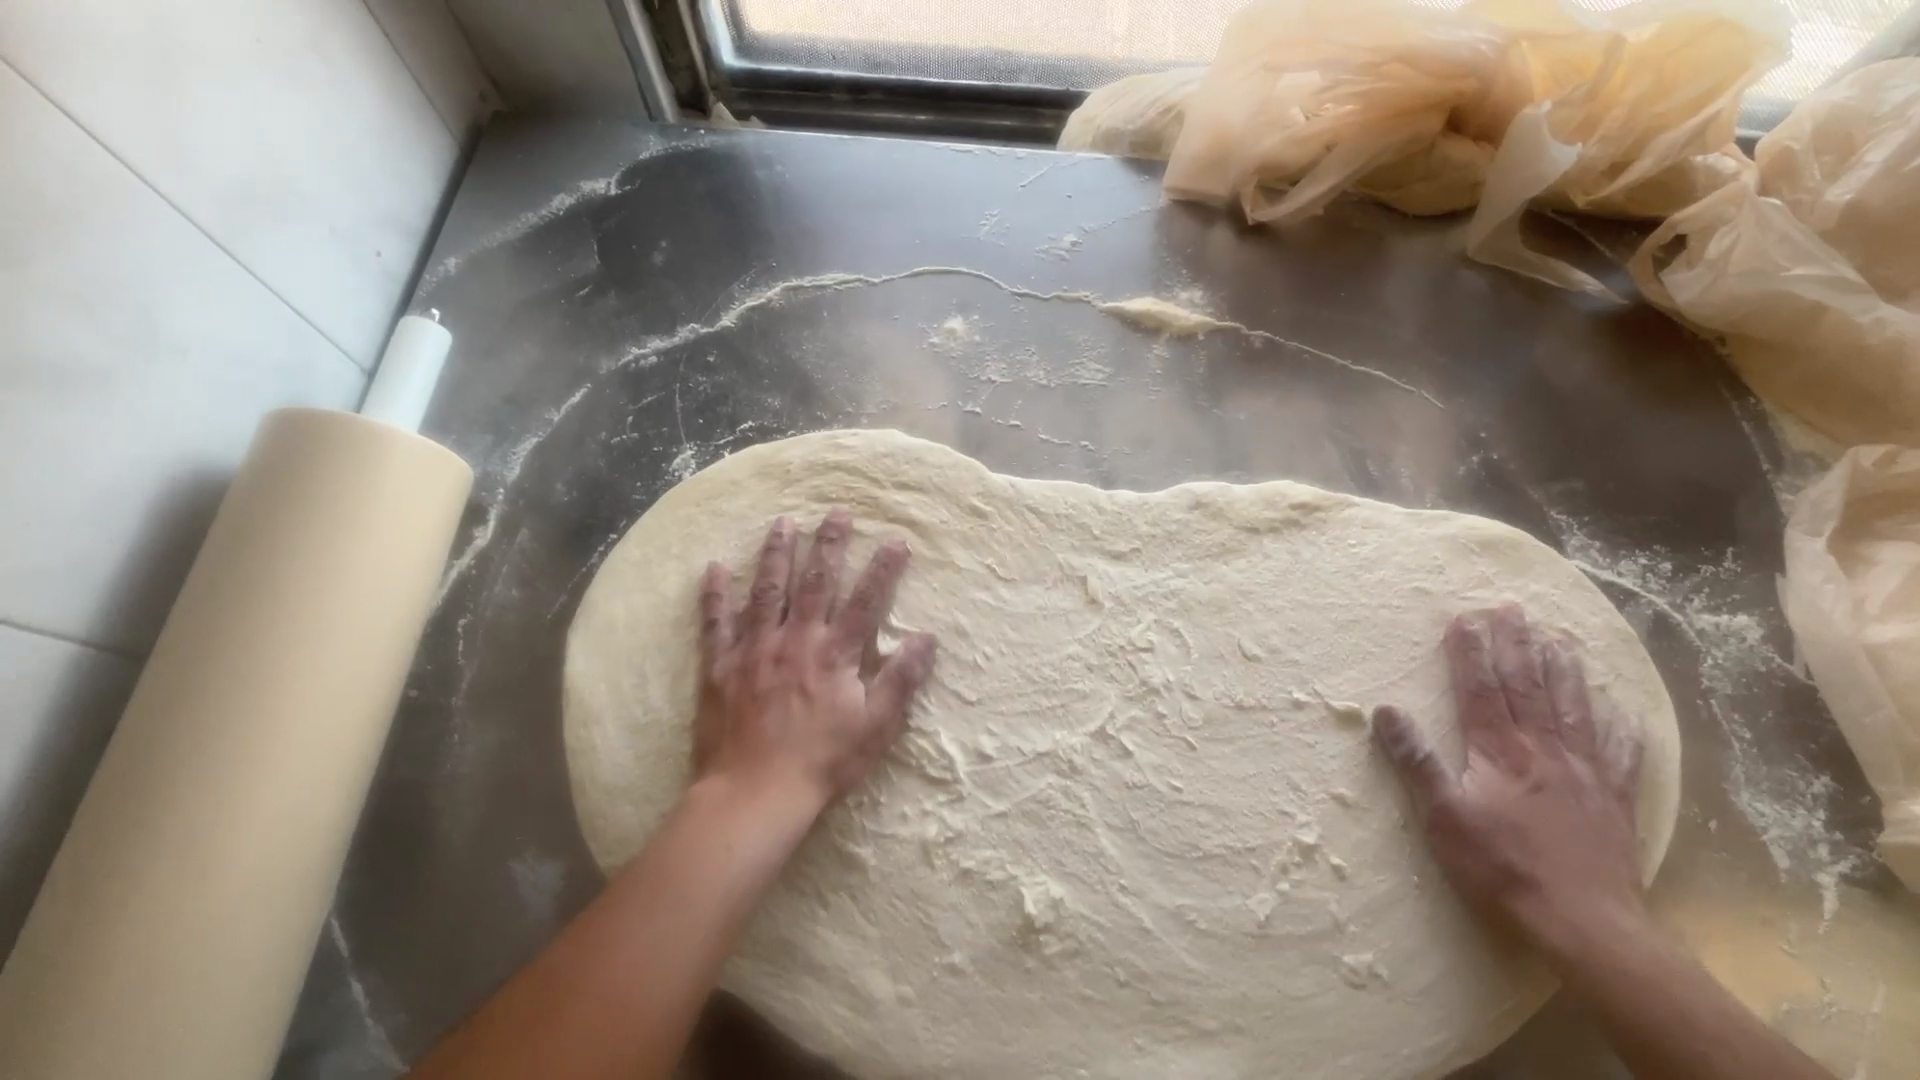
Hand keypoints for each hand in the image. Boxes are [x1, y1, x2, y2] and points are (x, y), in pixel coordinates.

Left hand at [694, 510, 937, 813]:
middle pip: (815, 582)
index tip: (897, 541)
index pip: (866, 601)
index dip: (884, 569)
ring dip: (777, 553)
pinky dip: (714, 594)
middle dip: (829, 544)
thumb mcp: (876, 728)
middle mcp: (795, 640)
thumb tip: (926, 639)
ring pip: (766, 590)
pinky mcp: (721, 666)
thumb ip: (901, 681)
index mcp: (835, 655)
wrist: (754, 794)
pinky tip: (714, 568)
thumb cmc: (822, 763)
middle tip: (837, 512)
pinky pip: (715, 622)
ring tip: (783, 522)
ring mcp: (754, 649)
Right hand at [1372, 604, 1646, 962]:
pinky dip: (1622, 726)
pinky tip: (1623, 708)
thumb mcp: (1442, 816)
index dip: (1471, 651)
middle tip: (1513, 608)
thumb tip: (1386, 711)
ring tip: (1561, 637)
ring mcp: (1585, 772)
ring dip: (1566, 669)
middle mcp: (1545, 750)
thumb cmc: (1500, 867)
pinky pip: (1622, 753)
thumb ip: (1416, 761)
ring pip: (1575, 707)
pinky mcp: (1614, 799)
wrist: (1582, 920)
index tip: (1464, 617)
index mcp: (1500, 751)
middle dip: (1517, 644)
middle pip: (1529, 686)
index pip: (1481, 688)